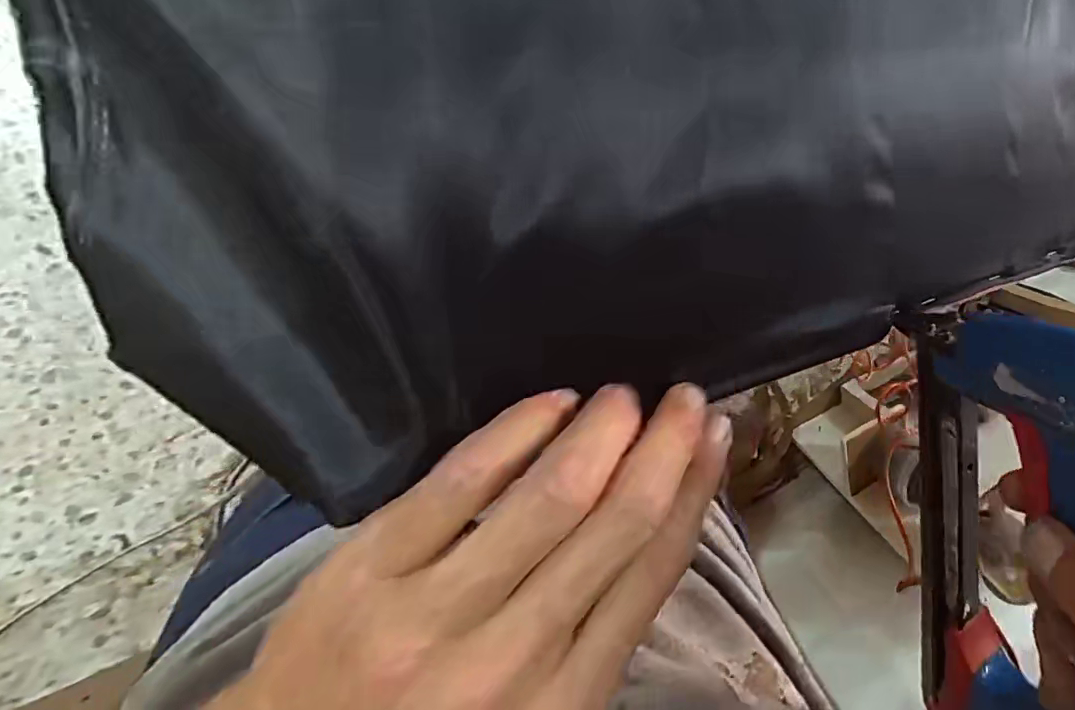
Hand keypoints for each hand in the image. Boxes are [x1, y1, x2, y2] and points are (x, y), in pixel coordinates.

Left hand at [211, 385, 730, 709]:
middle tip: (685, 397)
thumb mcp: (545, 709)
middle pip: (620, 520)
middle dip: (666, 443)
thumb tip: (670, 504)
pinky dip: (519, 428)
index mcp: (568, 700)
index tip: (717, 430)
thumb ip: (604, 622)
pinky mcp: (358, 580)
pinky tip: (554, 402)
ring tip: (624, 396)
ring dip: (603, 429)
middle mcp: (510, 661)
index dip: (698, 484)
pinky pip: (460, 480)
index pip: (658, 564)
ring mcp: (427, 620)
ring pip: (552, 494)